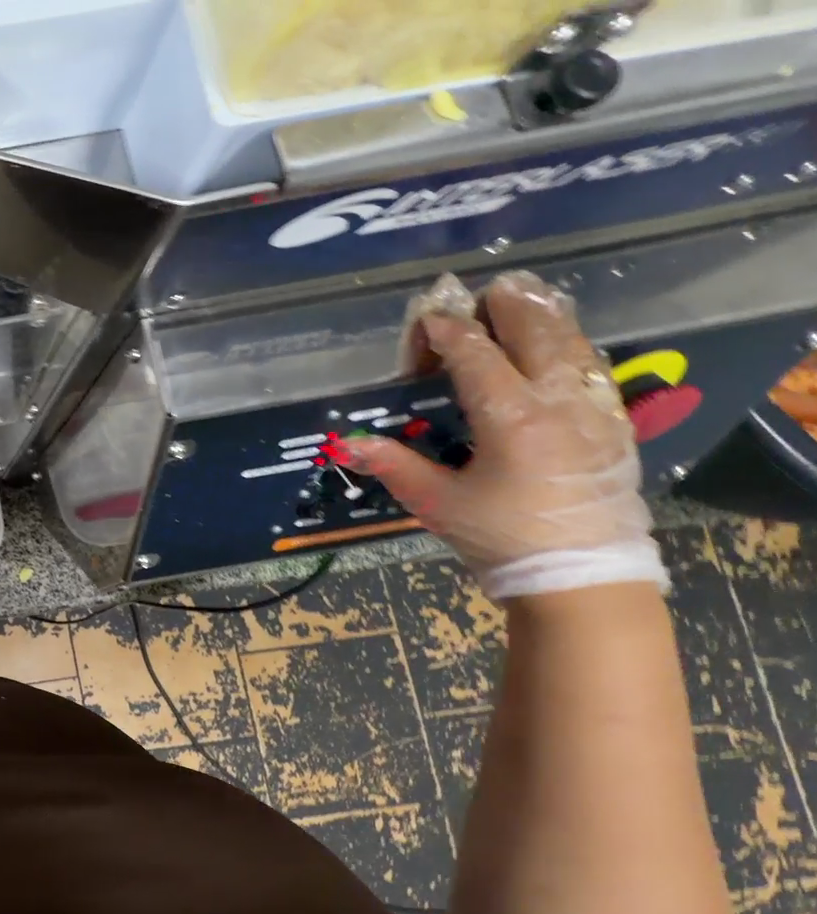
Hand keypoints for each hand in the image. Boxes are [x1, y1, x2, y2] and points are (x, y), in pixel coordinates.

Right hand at [345, 271, 668, 599]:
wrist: (581, 574)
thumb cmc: (501, 536)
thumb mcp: (437, 502)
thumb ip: (395, 465)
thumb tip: (348, 444)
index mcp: (512, 417)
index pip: (476, 357)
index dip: (449, 333)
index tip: (429, 318)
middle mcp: (558, 401)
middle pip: (536, 335)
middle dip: (508, 308)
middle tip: (485, 290)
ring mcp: (594, 410)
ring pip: (574, 345)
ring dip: (547, 318)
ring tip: (527, 296)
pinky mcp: (614, 426)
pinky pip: (594, 370)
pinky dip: (574, 346)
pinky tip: (563, 343)